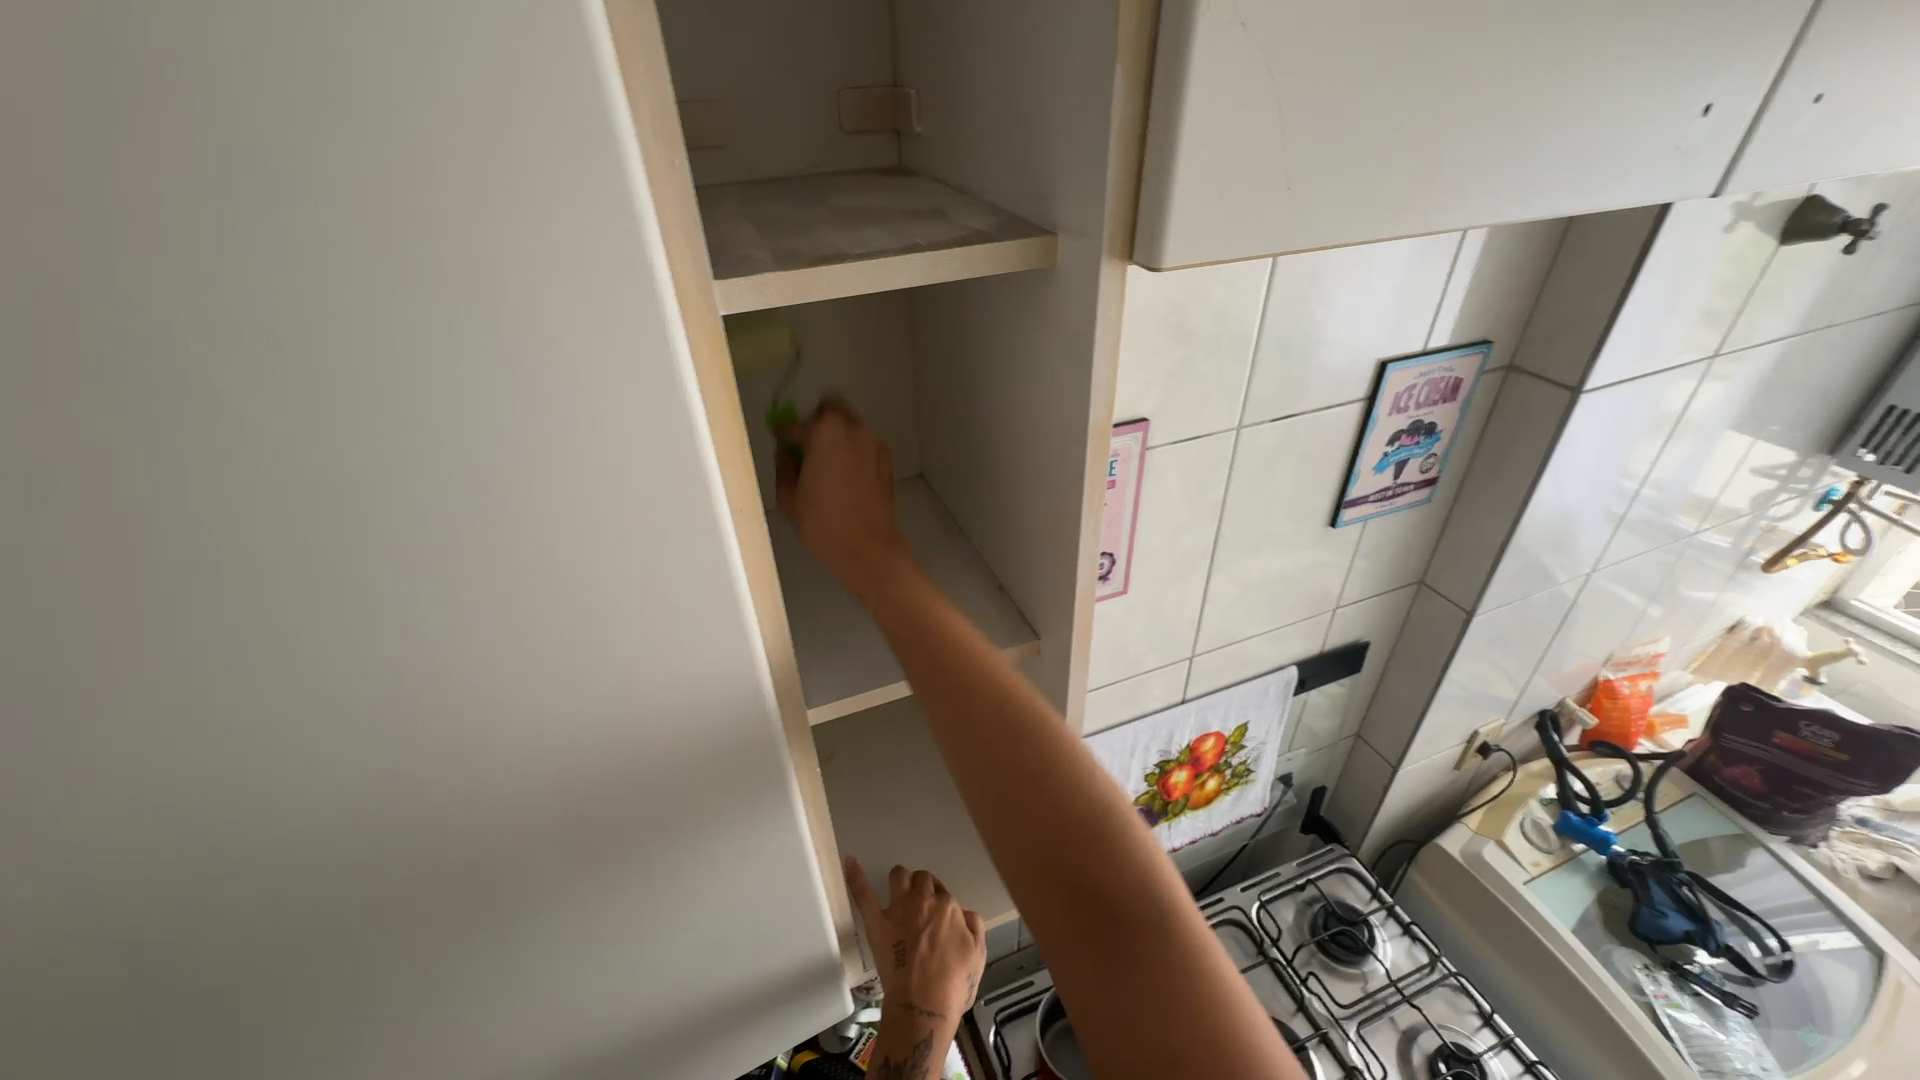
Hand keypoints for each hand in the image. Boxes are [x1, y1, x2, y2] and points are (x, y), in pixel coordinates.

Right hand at [775, 400, 914, 602]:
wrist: (868, 549)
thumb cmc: (823, 524)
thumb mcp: (789, 498)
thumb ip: (784, 467)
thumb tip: (788, 454)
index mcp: (826, 433)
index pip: (798, 424)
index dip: (786, 433)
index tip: (780, 439)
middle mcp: (854, 430)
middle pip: (833, 410)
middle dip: (817, 422)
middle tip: (806, 445)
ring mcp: (875, 444)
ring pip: (852, 426)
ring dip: (837, 436)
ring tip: (826, 463)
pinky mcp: (887, 461)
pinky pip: (865, 445)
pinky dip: (853, 451)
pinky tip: (845, 476)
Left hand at [846, 857, 986, 1023]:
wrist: (923, 1006)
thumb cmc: (953, 985)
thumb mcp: (978, 956)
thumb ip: (975, 927)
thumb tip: (965, 913)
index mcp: (949, 908)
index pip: (944, 895)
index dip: (942, 906)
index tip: (940, 920)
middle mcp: (923, 901)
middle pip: (923, 880)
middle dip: (924, 887)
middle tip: (923, 905)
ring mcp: (897, 909)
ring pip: (899, 876)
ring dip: (902, 878)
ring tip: (901, 887)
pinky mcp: (876, 922)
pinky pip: (863, 894)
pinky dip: (855, 876)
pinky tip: (850, 861)